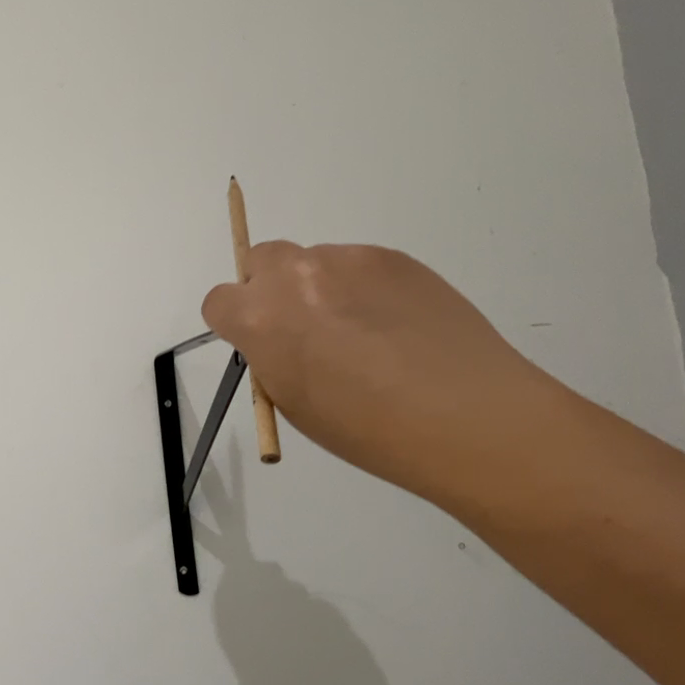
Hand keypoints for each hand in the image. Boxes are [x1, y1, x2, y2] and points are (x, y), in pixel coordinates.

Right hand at [202, 242, 559, 499]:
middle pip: (262, 260)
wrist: (464, 415)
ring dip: (323, 288)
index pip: (219, 300)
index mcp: (260, 319)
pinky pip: (361, 266)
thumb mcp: (294, 402)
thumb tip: (280, 337)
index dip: (236, 323)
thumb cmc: (367, 428)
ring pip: (316, 262)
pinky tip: (397, 328)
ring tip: (367, 334)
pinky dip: (366, 289)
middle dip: (272, 289)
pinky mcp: (393, 257)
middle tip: (304, 329)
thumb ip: (272, 356)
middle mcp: (296, 277)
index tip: (260, 344)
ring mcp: (348, 260)